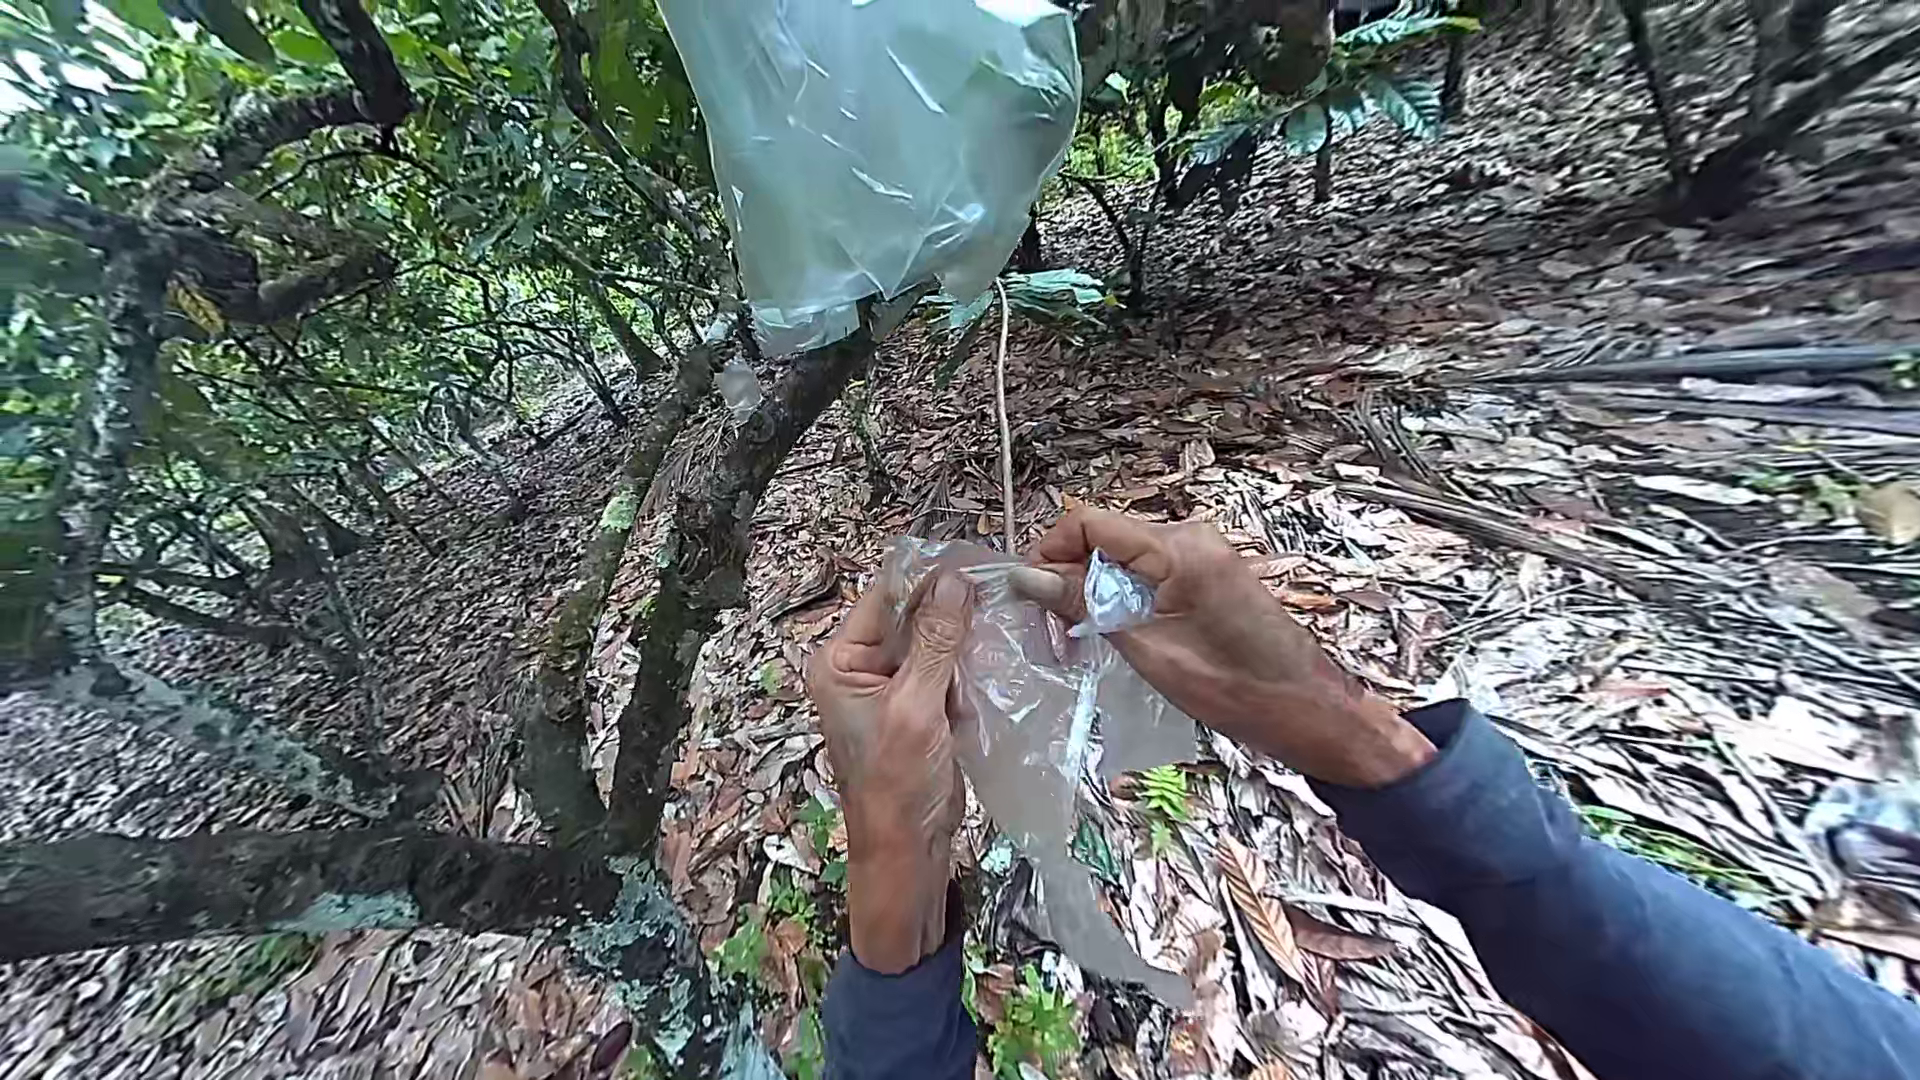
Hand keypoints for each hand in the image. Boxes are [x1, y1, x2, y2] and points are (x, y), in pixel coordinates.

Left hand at [807, 570, 971, 972]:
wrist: (910, 848)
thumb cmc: (898, 780)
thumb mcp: (914, 706)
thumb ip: (934, 641)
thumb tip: (954, 579)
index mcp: (841, 660)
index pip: (884, 599)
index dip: (925, 577)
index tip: (970, 559)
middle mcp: (863, 665)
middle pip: (911, 616)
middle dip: (951, 606)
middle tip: (997, 583)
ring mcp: (894, 683)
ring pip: (934, 640)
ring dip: (964, 633)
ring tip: (1004, 609)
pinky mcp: (921, 702)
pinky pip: (946, 666)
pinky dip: (969, 660)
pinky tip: (998, 646)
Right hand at [1010, 508, 1434, 788]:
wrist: (1312, 715)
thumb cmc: (1234, 690)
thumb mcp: (1148, 648)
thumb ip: (1085, 604)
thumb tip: (1028, 577)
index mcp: (1178, 549)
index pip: (1090, 522)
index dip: (1050, 550)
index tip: (1031, 592)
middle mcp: (1188, 538)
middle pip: (1103, 539)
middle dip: (1067, 576)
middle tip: (1049, 626)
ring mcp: (1199, 554)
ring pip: (1119, 558)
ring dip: (1089, 591)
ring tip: (1073, 636)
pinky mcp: (1203, 574)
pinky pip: (1143, 573)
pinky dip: (1117, 598)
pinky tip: (1107, 630)